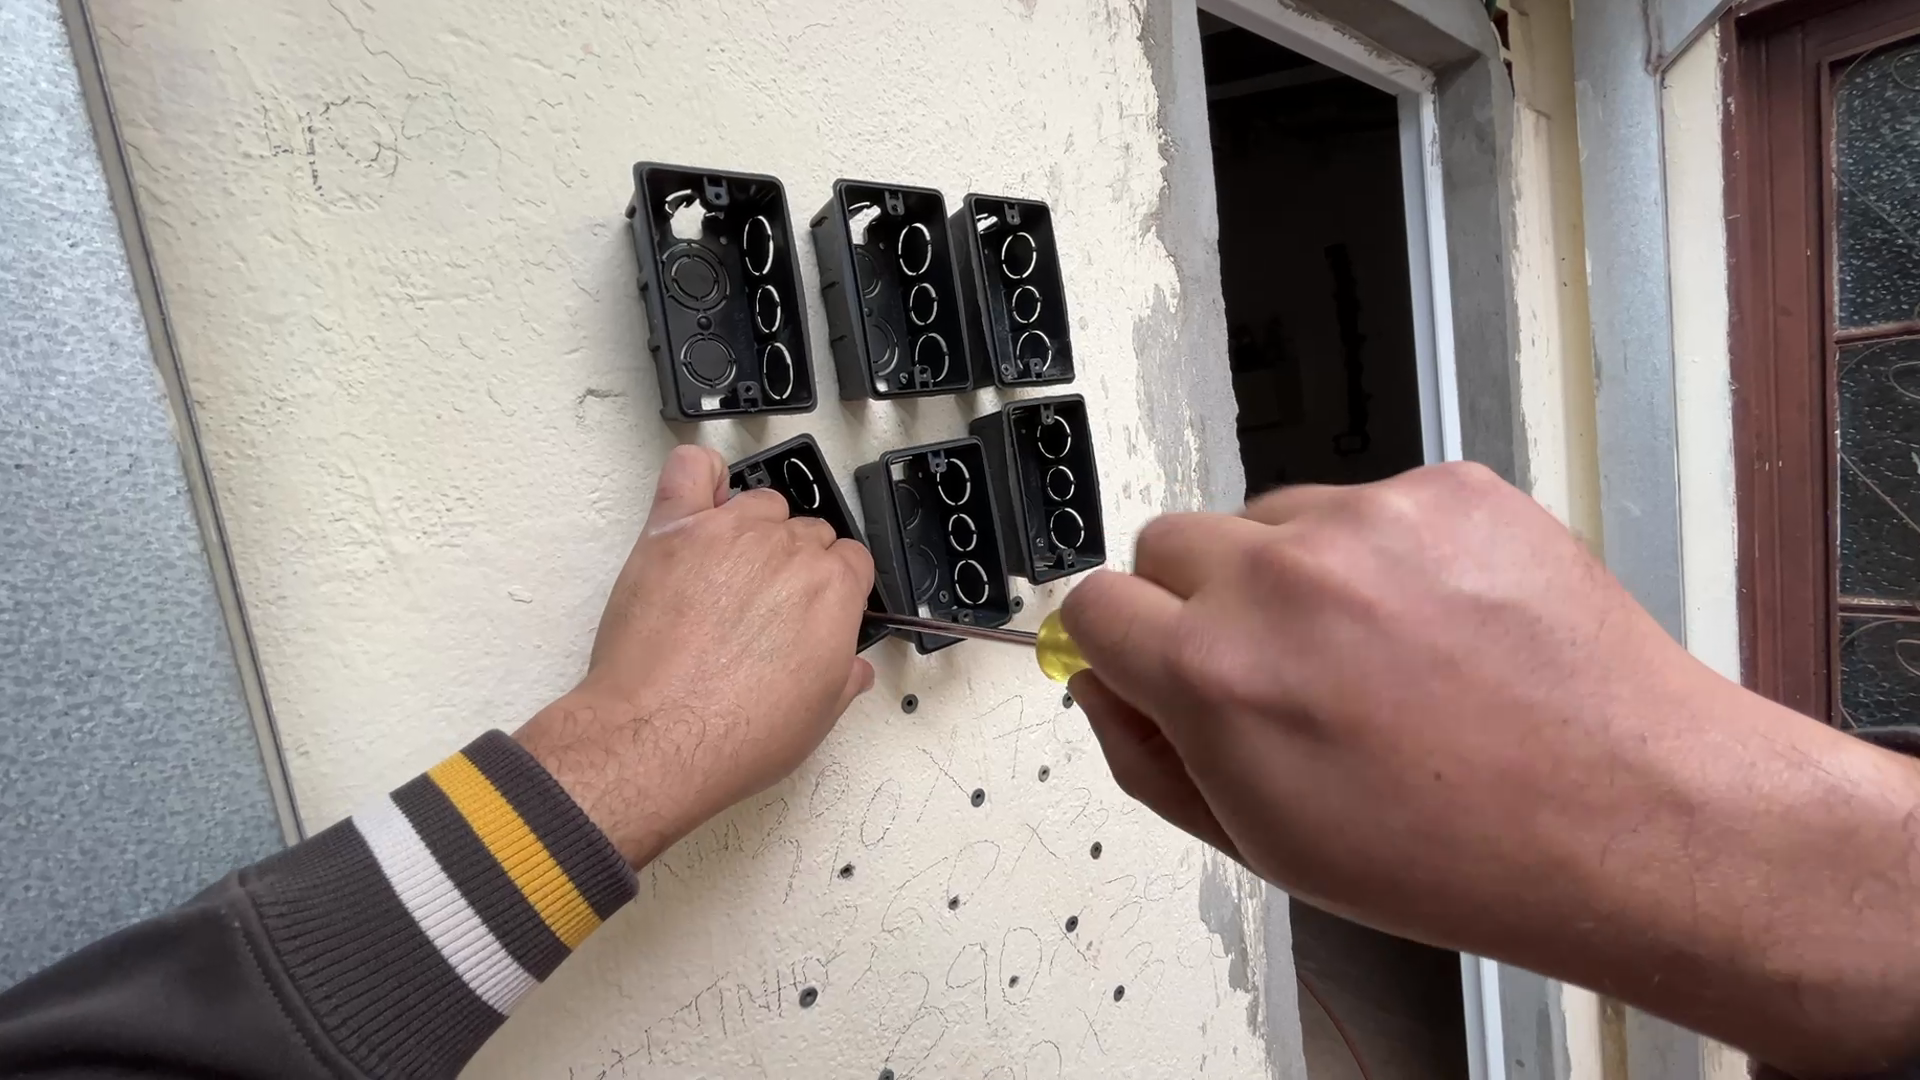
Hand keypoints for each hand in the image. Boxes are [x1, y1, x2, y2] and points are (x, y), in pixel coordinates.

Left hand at [515, 444, 874, 868]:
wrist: (657, 739)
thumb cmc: (736, 734)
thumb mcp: (819, 717)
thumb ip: (846, 677)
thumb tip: (854, 667)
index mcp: (834, 588)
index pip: (853, 558)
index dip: (836, 585)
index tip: (817, 606)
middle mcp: (790, 550)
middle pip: (809, 530)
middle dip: (796, 562)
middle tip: (768, 604)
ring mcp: (731, 533)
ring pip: (762, 502)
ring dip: (756, 527)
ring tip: (732, 569)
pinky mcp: (676, 529)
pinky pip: (693, 469)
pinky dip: (702, 476)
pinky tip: (703, 500)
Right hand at [1063, 462, 1919, 1074]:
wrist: (1642, 823)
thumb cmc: (1444, 854)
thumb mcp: (1252, 838)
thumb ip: (1140, 754)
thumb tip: (1097, 680)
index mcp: (1213, 673)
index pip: (1093, 603)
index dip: (1114, 634)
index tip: (1142, 647)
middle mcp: (1275, 580)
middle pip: (1162, 541)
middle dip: (1189, 597)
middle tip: (1261, 653)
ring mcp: (1365, 522)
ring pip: (1256, 518)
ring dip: (1279, 571)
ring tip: (1360, 642)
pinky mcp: (1441, 488)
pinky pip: (1352, 503)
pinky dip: (1366, 552)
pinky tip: (1421, 615)